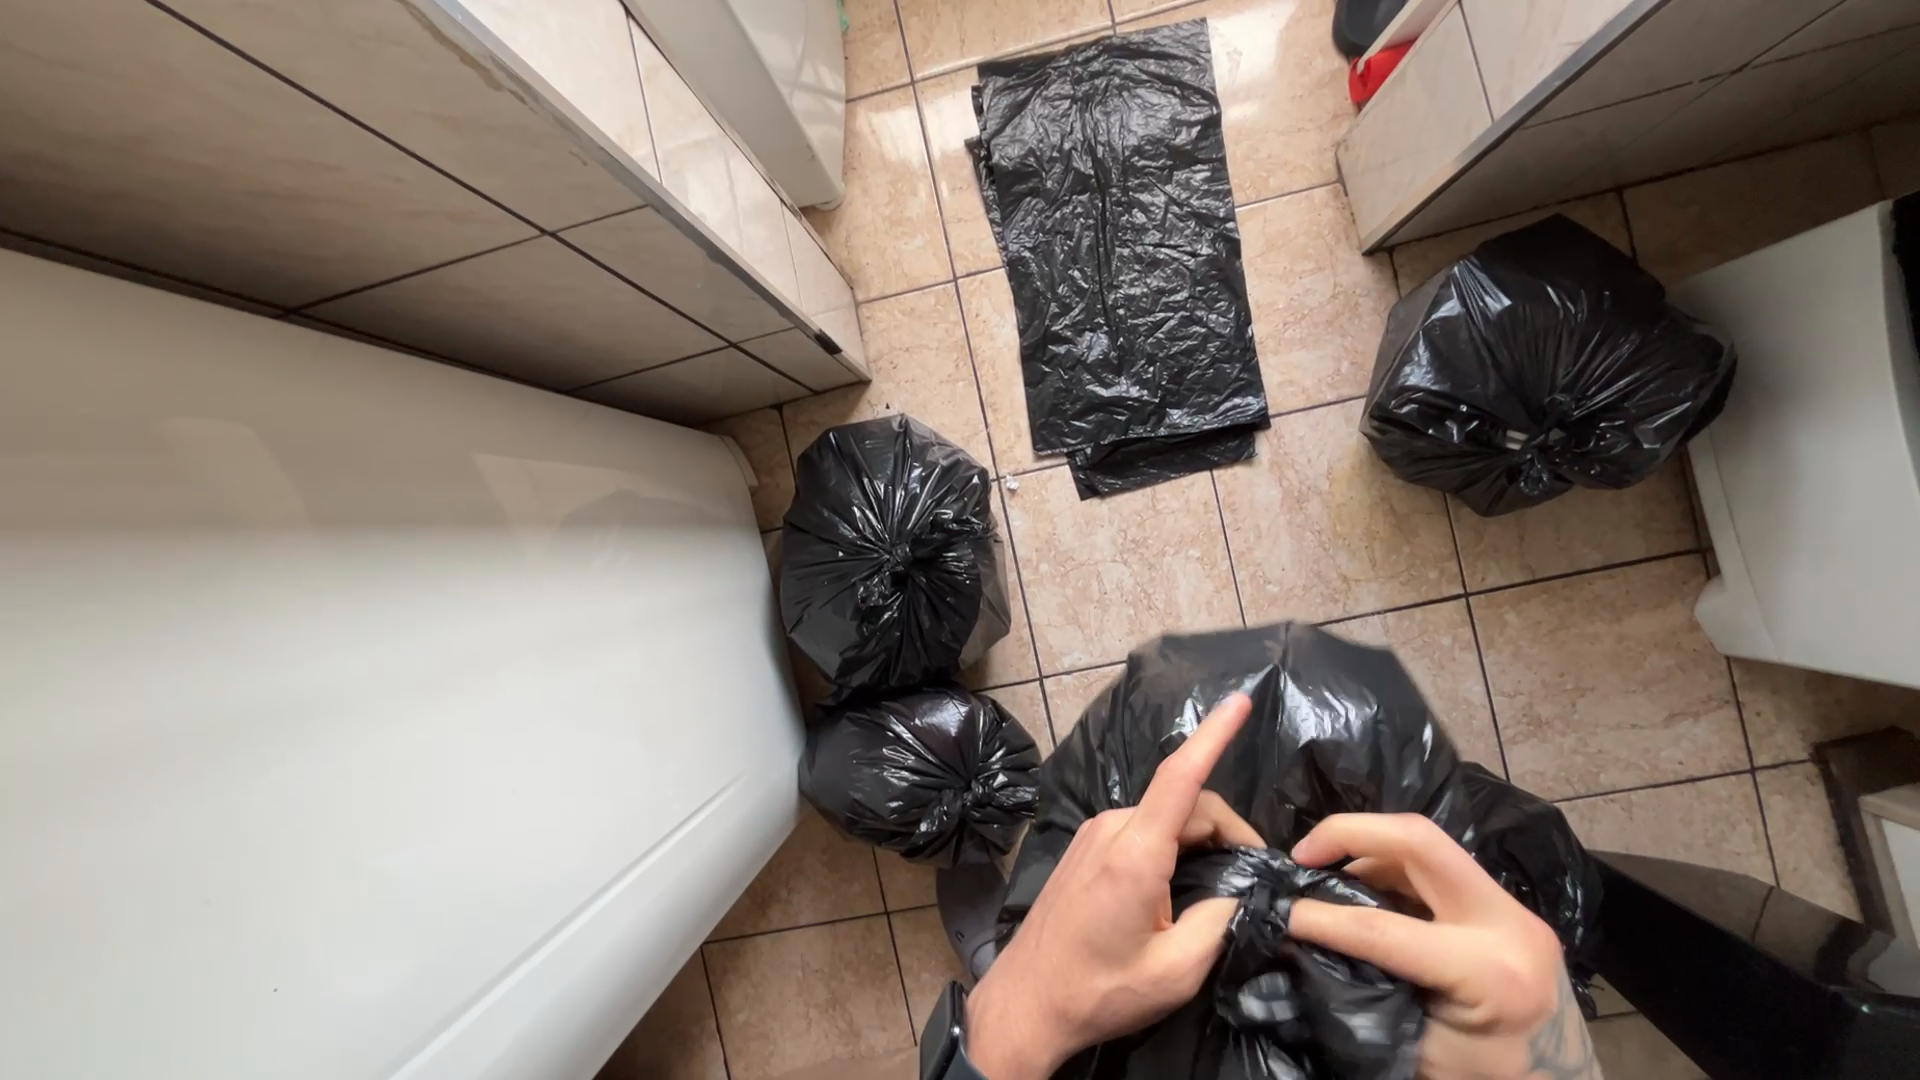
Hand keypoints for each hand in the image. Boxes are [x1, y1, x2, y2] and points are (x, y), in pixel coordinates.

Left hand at [964, 694, 1260, 1079]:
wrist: (1028, 999)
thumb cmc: (1099, 989)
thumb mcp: (1175, 972)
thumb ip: (1218, 923)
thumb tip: (1240, 892)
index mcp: (1136, 851)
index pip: (1180, 777)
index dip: (1213, 735)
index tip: (1239, 701)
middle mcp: (1112, 827)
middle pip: (1184, 802)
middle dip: (1226, 830)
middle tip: (1252, 878)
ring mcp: (1094, 833)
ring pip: (1163, 815)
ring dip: (1198, 839)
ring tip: (1217, 887)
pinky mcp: (1086, 845)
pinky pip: (1141, 828)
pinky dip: (1172, 843)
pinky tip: (1179, 883)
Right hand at [1286, 814, 1601, 1079]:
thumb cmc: (1473, 1074)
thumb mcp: (1412, 1045)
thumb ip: (1360, 983)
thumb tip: (1298, 940)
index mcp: (1490, 975)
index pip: (1383, 929)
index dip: (1321, 917)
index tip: (1281, 912)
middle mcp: (1509, 926)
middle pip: (1418, 841)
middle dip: (1347, 833)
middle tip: (1301, 854)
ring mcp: (1511, 907)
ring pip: (1423, 840)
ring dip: (1363, 844)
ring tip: (1322, 867)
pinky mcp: (1502, 899)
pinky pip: (1432, 860)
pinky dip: (1384, 860)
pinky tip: (1357, 880)